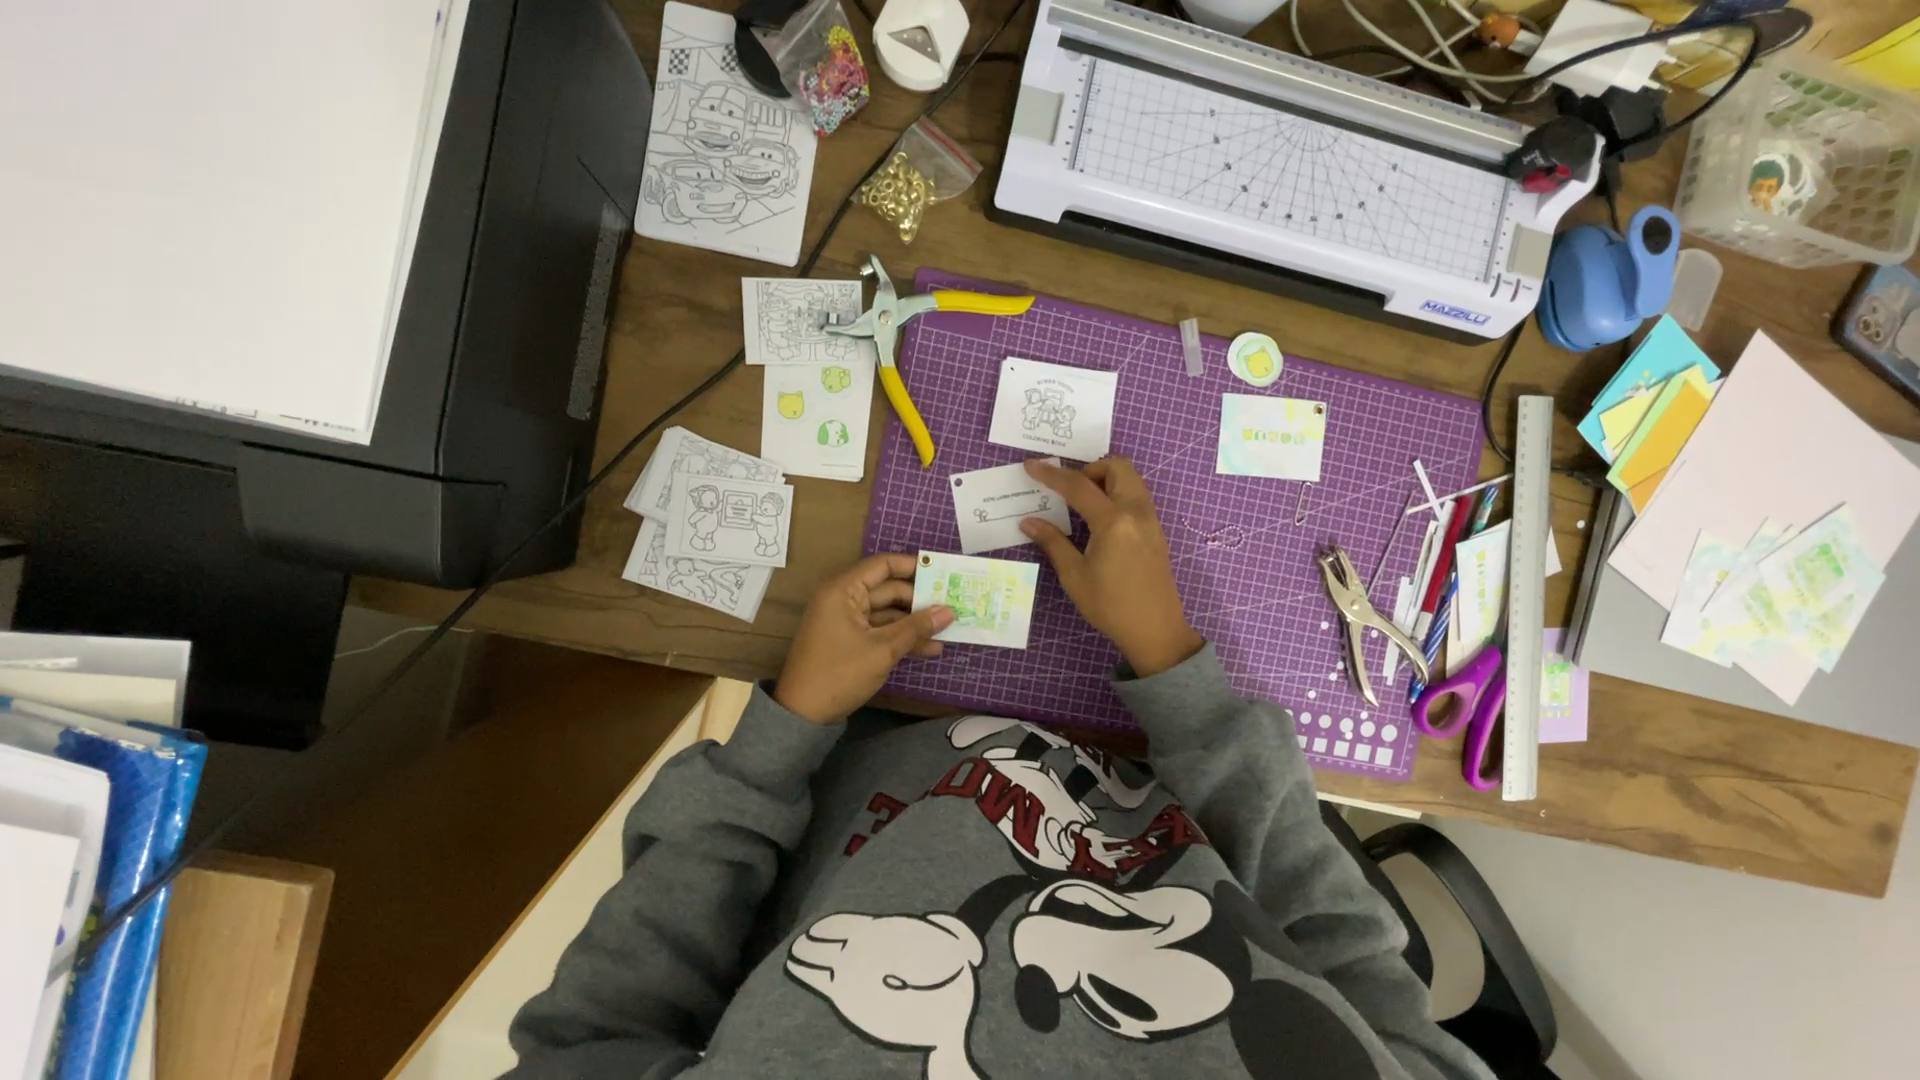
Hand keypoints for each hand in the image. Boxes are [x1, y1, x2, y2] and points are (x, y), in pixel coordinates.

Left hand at [775, 553, 953, 722]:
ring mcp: (847, 620)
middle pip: (888, 589)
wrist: (803, 714)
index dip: (913, 566)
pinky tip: (930, 648)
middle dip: (920, 600)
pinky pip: (881, 630)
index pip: (883, 565)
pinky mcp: (850, 640)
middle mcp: (844, 598)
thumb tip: (949, 611)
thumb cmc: (840, 673)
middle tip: (953, 606)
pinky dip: (902, 637)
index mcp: (843, 590)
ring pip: (888, 613)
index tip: (942, 573)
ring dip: (915, 623)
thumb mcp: (883, 650)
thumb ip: (916, 628)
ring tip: (948, 630)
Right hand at [1022, 458, 1202, 676]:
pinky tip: (1102, 520)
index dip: (1051, 474)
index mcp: (1113, 522)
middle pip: (1117, 467)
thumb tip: (1028, 521)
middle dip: (1090, 469)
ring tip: (1084, 504)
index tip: (1031, 466)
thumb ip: (1053, 542)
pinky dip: (1118, 494)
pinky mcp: (1157, 531)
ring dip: (1107, 479)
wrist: (1155, 630)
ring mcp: (1151, 520)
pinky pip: (1138, 497)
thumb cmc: (1110, 606)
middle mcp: (1136, 512)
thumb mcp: (1074, 576)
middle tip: (1070, 491)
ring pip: (1131, 479)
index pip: (1078, 486)